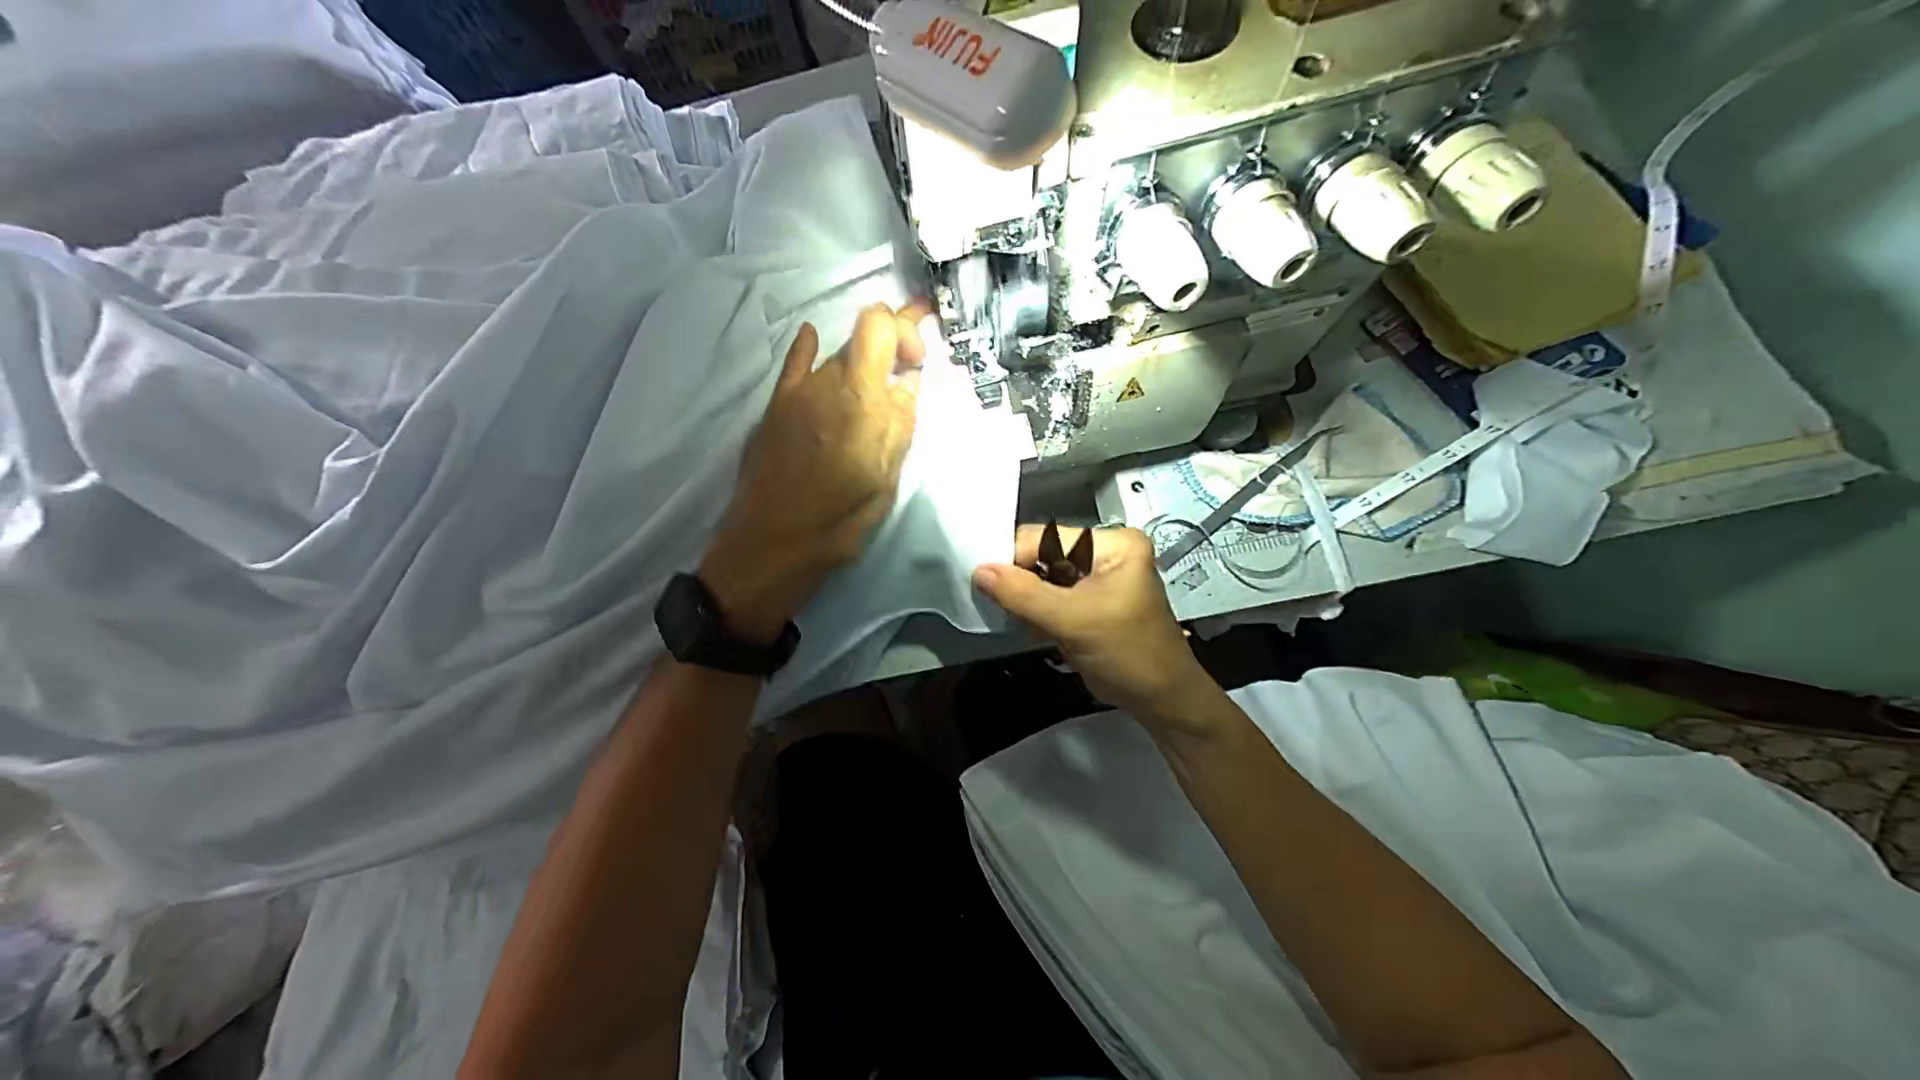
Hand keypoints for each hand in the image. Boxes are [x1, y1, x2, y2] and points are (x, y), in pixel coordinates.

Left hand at [701, 303, 927, 643]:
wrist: (771, 546)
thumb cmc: (838, 521)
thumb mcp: (886, 479)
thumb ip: (900, 424)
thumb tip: (907, 383)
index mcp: (858, 399)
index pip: (878, 324)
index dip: (904, 329)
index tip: (916, 363)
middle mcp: (825, 384)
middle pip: (860, 341)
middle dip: (887, 351)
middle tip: (903, 380)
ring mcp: (795, 393)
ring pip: (834, 360)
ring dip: (858, 368)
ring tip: (868, 400)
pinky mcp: (774, 408)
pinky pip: (794, 365)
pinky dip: (808, 348)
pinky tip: (812, 337)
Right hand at [972, 525, 1227, 732]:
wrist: (1161, 700)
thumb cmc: (1128, 655)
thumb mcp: (1073, 621)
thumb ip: (1023, 594)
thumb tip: (979, 571)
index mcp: (1113, 543)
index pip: (1047, 537)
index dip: (1014, 558)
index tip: (983, 582)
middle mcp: (1105, 552)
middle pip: (1042, 555)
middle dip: (1022, 583)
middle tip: (1007, 609)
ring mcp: (1096, 578)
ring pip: (1041, 578)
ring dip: (1028, 602)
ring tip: (1031, 625)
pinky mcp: (1088, 601)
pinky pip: (1049, 596)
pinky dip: (1038, 613)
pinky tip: (1040, 631)